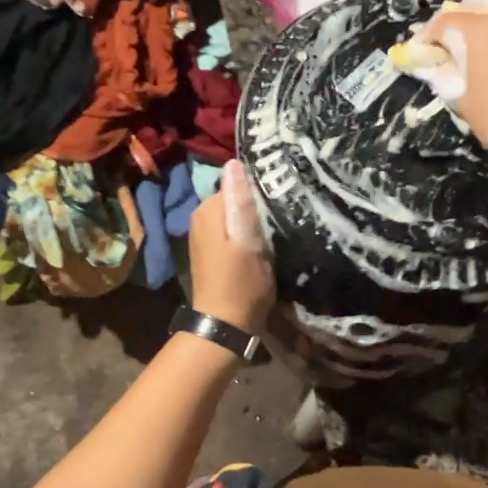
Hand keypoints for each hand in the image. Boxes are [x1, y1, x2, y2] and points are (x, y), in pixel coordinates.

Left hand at [188, 161, 274, 333]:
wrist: (226, 325)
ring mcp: (205, 237)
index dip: (262, 191)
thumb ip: (241, 201)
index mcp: (208, 210)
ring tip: (279, 232)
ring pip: (237, 217)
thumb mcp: (247, 239)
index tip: (285, 202)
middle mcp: (201, 218)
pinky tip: (265, 247)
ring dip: (256, 222)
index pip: (239, 183)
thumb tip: (233, 162)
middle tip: (286, 218)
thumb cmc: (241, 283)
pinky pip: (234, 232)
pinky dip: (249, 236)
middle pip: (237, 200)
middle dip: (258, 206)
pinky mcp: (213, 253)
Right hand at [422, 0, 487, 168]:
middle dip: (458, 22)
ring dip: (485, 25)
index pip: (444, 21)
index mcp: (481, 28)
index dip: (427, 36)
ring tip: (478, 52)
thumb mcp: (463, 100)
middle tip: (448, 48)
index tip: (419, 51)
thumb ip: (446, 75)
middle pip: (475, 5)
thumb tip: (436, 64)